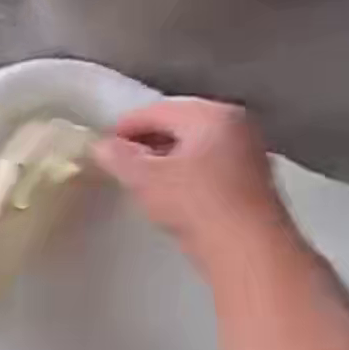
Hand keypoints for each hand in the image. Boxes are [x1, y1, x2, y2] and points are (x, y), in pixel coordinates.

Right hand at [93, 98, 297, 266]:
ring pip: (192, 139)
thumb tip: (100, 146)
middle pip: (178, 120)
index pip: (157, 109)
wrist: (242, 239)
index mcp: (211, 115)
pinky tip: (165, 186)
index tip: (101, 146)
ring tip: (137, 174)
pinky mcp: (247, 170)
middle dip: (144, 138)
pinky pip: (205, 156)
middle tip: (116, 160)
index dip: (124, 126)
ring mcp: (246, 144)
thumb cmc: (192, 202)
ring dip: (162, 152)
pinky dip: (181, 164)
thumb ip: (118, 158)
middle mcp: (235, 121)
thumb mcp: (143, 178)